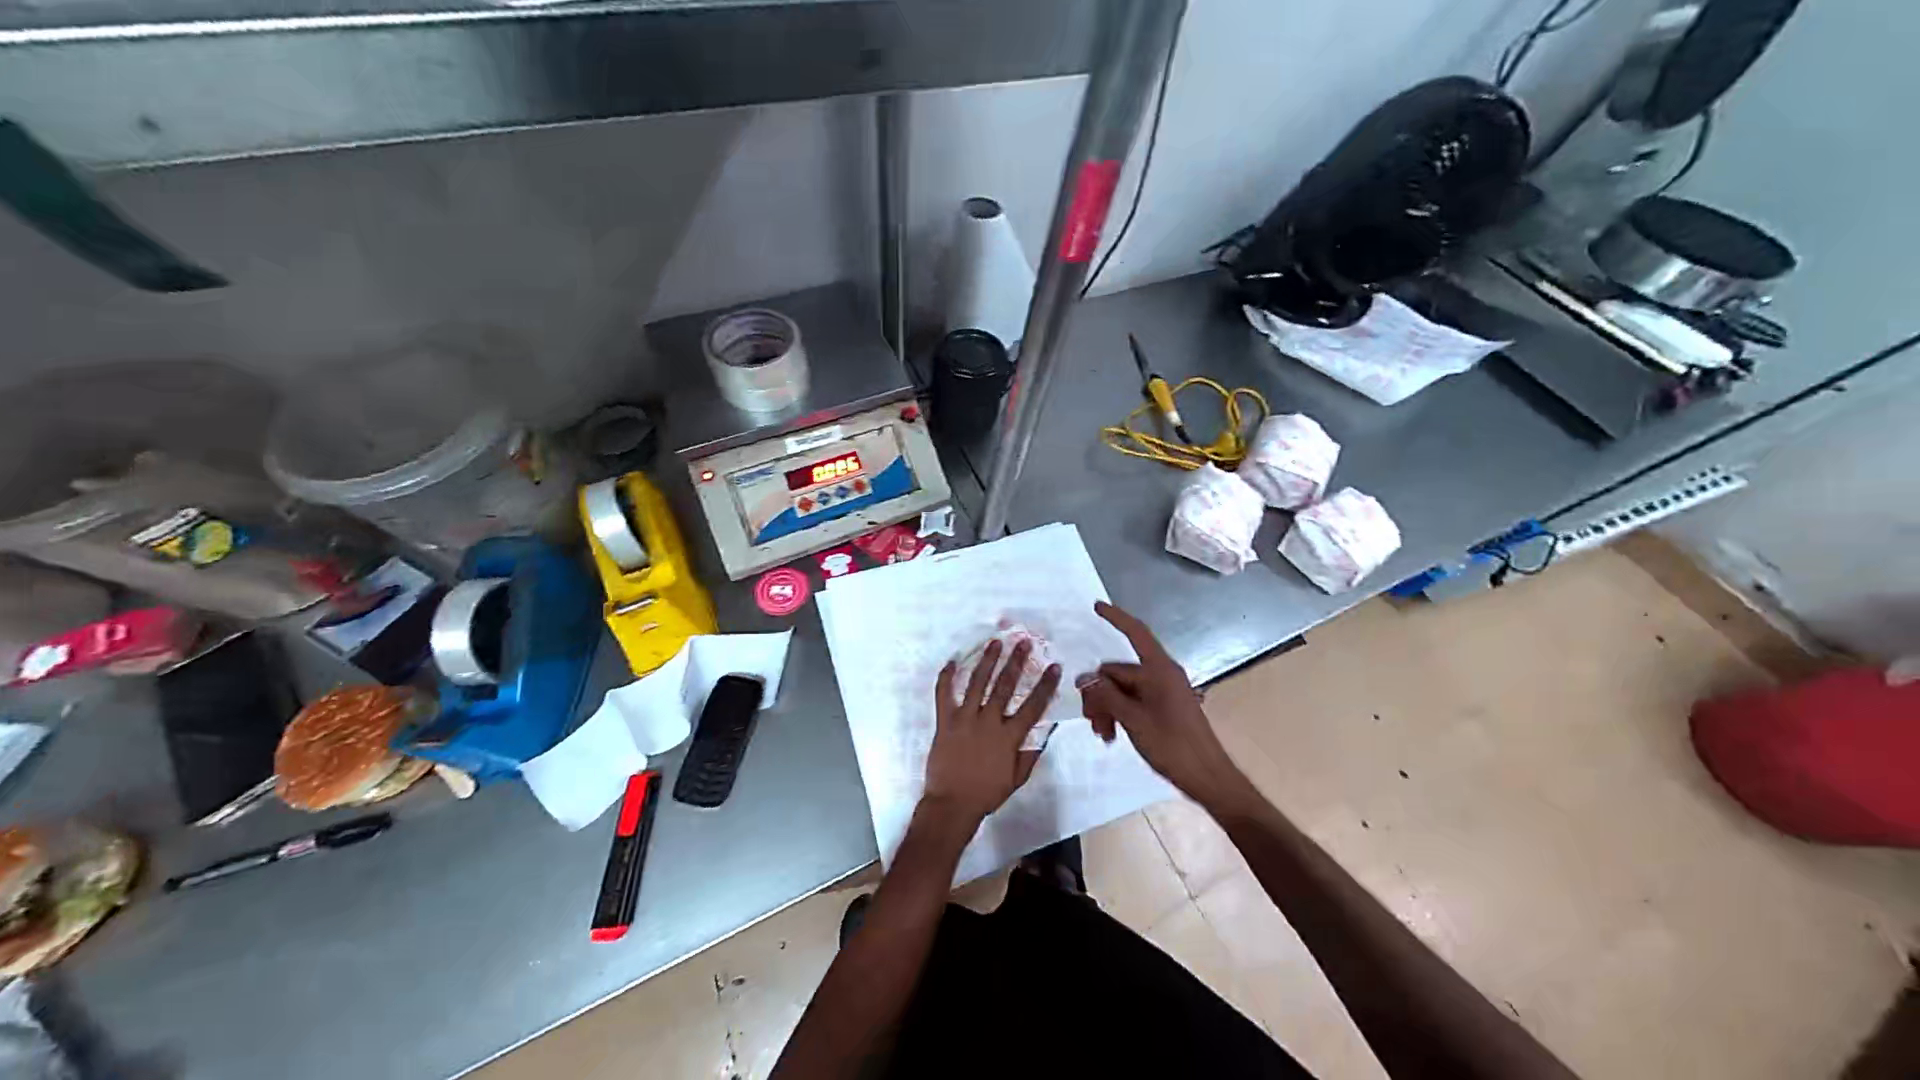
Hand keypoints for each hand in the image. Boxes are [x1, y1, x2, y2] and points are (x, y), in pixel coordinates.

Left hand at [922, 639, 1061, 825]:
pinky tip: (951, 662)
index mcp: (1009, 737)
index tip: (1053, 667)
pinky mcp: (944, 721)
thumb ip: (1031, 752)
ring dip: (987, 661)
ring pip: (977, 683)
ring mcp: (964, 719)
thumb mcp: (1017, 777)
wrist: (952, 804)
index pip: (1033, 705)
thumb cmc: (987, 793)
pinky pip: (943, 694)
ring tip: (994, 643)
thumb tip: (1046, 730)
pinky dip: (946, 677)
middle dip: (1016, 661)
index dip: (1045, 685)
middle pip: (1005, 686)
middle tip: (1023, 642)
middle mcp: (988, 722)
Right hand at [1079, 601, 1252, 808]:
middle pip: (1119, 671)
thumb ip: (1107, 695)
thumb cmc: (1172, 745)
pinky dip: (1119, 713)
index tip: (1096, 606)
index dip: (1116, 618)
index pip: (1135, 634)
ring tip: (1102, 733)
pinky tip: (1112, 734)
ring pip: (1122, 689)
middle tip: (1090, 719)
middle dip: (1099, 691)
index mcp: (1159, 670)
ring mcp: (1163, 692)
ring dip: (1107, 707)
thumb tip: (1086, 679)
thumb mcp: (1133, 719)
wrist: (1207, 777)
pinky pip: (1133, 702)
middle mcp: (1161, 675)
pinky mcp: (1164, 709)